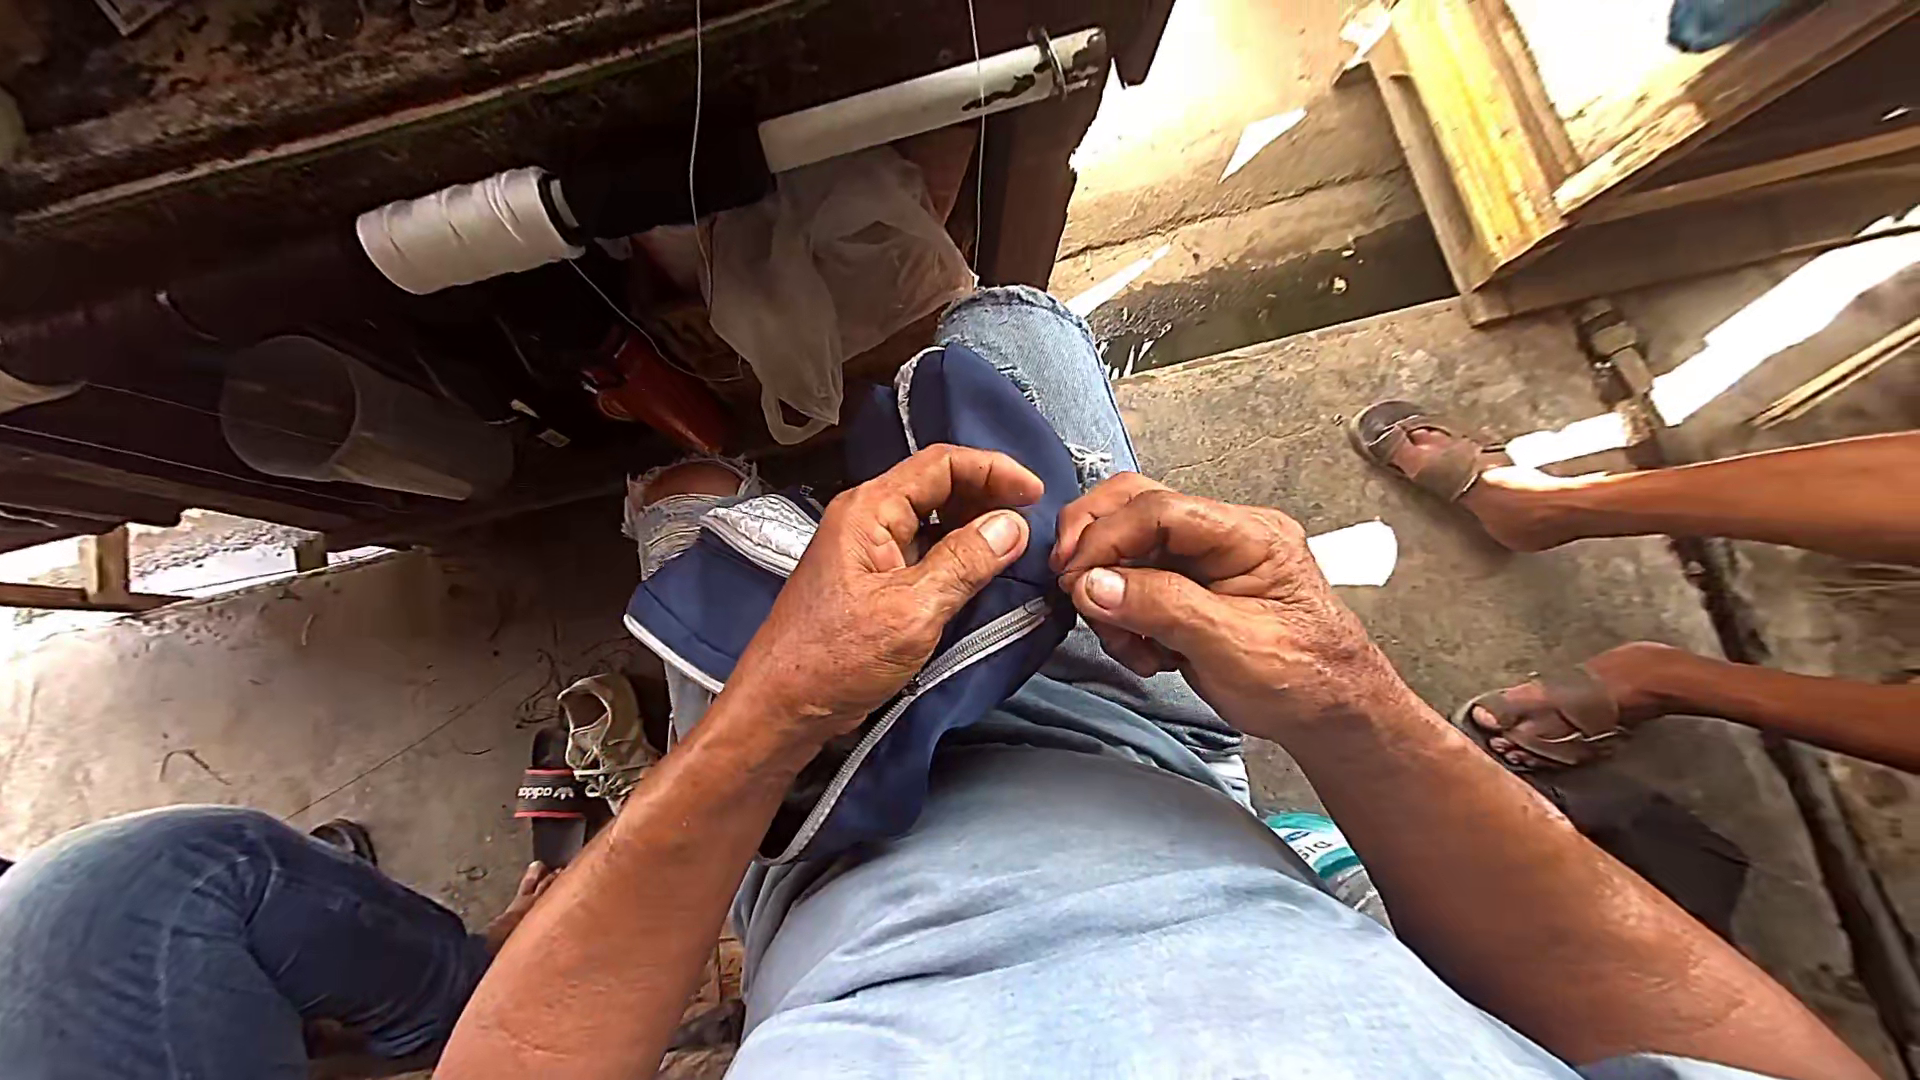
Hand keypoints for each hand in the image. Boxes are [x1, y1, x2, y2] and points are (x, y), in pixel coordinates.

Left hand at [726, 444, 1041, 741]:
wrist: (783, 707)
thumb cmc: (833, 659)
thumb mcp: (911, 610)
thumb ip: (964, 563)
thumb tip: (1012, 526)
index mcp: (870, 510)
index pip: (940, 465)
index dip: (993, 469)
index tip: (1033, 491)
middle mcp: (869, 519)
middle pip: (938, 486)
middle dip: (987, 495)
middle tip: (1030, 518)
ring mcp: (871, 550)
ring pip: (934, 519)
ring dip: (975, 525)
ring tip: (1015, 542)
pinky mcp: (877, 580)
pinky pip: (926, 550)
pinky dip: (958, 554)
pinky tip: (984, 568)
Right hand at [1051, 473, 1410, 739]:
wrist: (1329, 715)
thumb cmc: (1304, 680)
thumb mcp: (1232, 646)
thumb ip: (1161, 607)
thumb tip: (1090, 583)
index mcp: (1247, 535)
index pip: (1158, 509)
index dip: (1106, 537)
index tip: (1074, 577)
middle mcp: (1220, 533)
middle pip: (1133, 505)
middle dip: (1093, 543)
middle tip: (1069, 584)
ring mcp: (1200, 557)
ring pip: (1123, 544)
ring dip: (1104, 589)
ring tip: (1123, 640)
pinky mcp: (1183, 584)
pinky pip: (1129, 579)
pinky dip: (1117, 611)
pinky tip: (1139, 647)